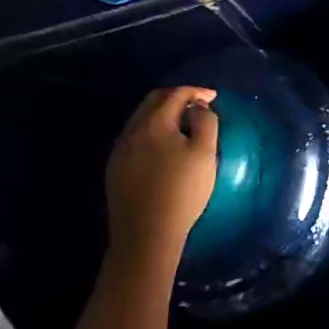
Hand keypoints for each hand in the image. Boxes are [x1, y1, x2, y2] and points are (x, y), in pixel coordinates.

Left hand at [106, 86, 219, 262]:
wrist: (145, 236)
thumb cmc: (181, 192)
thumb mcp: (205, 154)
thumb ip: (206, 122)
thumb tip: (198, 107)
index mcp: (154, 122)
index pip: (175, 94)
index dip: (196, 92)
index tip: (213, 97)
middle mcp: (132, 130)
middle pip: (154, 101)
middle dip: (177, 97)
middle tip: (197, 105)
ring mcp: (120, 149)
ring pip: (141, 119)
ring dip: (162, 114)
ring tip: (182, 124)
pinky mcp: (114, 168)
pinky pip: (134, 137)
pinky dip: (151, 131)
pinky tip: (161, 147)